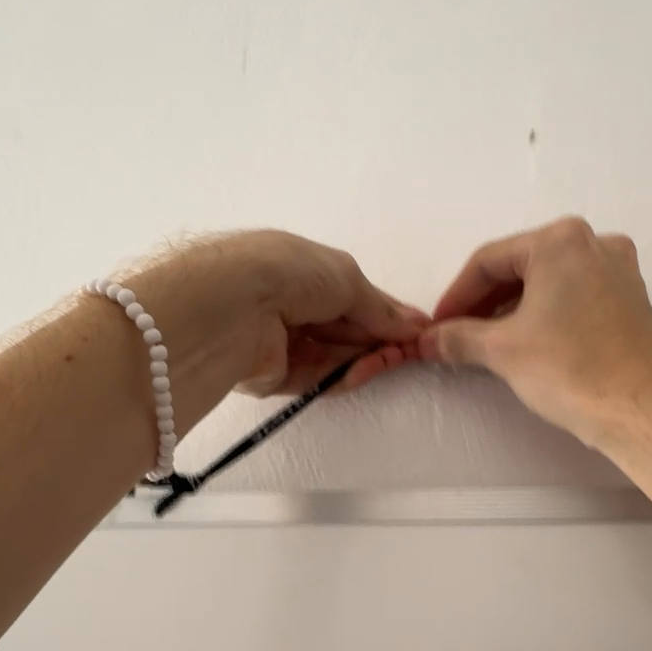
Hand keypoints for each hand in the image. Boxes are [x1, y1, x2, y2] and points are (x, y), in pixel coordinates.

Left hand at [122, 231, 426, 418]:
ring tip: (391, 359)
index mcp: (302, 271)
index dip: (385, 314)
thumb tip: (416, 324)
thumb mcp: (346, 278)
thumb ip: (380, 308)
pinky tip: (361, 372)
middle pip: (347, 330)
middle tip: (411, 350)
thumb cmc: (290, 273)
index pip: (352, 298)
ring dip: (366, 359)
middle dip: (381, 339)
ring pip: (336, 356)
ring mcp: (282, 343)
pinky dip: (342, 376)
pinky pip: (317, 379)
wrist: (234, 305)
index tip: (417, 330)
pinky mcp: (275, 377)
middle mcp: (291, 305)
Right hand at [419, 218, 651, 474]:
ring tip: (486, 344)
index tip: (436, 327)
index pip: (489, 261)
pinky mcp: (631, 300)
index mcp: (560, 241)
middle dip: (484, 302)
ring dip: (513, 310)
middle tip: (456, 336)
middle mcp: (594, 243)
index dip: (455, 296)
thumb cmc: (569, 369)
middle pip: (521, 267)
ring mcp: (618, 270)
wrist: (641, 410)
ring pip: (549, 283)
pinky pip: (574, 297)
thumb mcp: (502, 351)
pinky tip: (528, 344)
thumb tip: (428, 340)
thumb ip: (459, 337)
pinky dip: (545, 315)